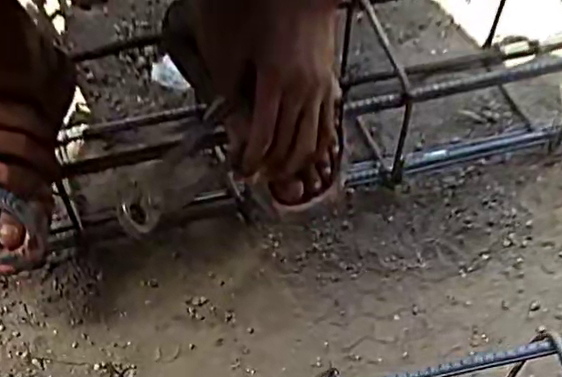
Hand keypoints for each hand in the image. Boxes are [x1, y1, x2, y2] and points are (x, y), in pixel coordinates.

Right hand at [0, 64, 59, 197]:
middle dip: (49, 142)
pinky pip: (12, 175)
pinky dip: (31, 185)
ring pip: (26, 149)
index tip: (48, 127)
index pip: (24, 91)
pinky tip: (37, 191)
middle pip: (32, 123)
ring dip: (46, 166)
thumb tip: (13, 96)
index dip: (43, 112)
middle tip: (54, 155)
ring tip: (51, 174)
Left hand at [238, 0, 341, 181]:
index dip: (251, 161)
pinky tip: (304, 157)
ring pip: (310, 146)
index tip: (242, 170)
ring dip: (292, 166)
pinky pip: (327, 131)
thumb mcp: (234, 48)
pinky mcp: (331, 88)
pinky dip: (316, 151)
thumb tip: (232, 132)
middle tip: (256, 175)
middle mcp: (301, 90)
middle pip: (287, 147)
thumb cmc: (265, 8)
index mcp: (275, 79)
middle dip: (269, 168)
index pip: (264, 137)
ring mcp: (319, 91)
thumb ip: (230, 92)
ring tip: (277, 171)